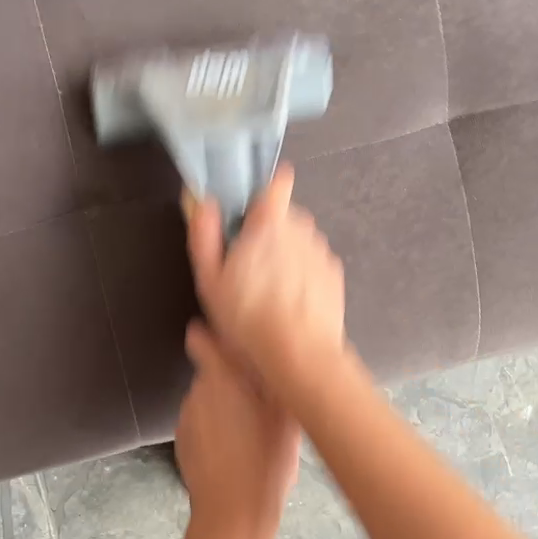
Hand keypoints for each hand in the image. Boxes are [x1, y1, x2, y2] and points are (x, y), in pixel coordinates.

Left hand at [173, 322, 299, 538]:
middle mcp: (197, 391)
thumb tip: (271, 352)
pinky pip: (202, 423)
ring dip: (227, 405)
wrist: (233, 515)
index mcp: (221, 378)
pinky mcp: (182, 441)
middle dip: (235, 379)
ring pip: (209, 398)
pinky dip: (217, 429)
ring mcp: (186, 417)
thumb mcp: (286, 416)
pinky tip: (238, 450)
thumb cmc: (266, 464)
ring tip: (254, 431)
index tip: (235, 343)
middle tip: (264, 400)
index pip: (201, 337)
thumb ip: (276, 377)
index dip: (216, 336)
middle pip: (214, 371)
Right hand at [186, 165, 346, 392]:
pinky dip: (301, 275)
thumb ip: (204, 235)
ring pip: (300, 241)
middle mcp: (301, 230)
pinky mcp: (333, 276)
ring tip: (267, 290)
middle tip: (246, 265)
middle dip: (267, 232)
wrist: (300, 354)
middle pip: (284, 216)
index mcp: (268, 224)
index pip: (277, 184)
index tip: (253, 206)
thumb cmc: (248, 317)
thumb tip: (204, 203)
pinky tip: (287, 302)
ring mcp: (321, 253)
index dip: (266, 189)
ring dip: (285, 254)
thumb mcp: (209, 280)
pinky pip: (313, 264)